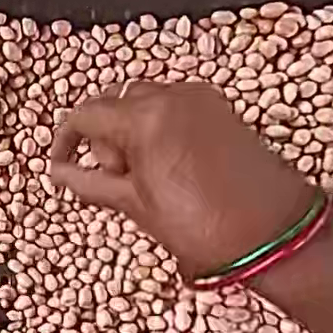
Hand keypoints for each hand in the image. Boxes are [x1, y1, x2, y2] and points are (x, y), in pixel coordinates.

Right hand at [49, 82, 316, 277]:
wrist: (276, 235)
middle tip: (113, 179)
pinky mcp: (221, 111)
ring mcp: (201, 101)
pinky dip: (155, 131)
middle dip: (102, 140)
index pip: (85, 115)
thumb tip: (57, 172)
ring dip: (127, 134)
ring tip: (141, 177)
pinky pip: (170, 110)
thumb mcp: (133, 204)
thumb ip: (87, 182)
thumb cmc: (203, 224)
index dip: (65, 141)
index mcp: (146, 118)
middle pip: (113, 105)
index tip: (60, 164)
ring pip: (141, 105)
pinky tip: (163, 168)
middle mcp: (173, 97)